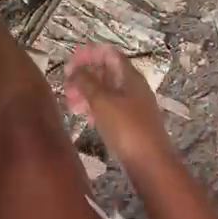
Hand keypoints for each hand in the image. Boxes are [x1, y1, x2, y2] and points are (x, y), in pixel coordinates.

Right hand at [64, 43, 173, 169]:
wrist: (151, 165)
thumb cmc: (126, 127)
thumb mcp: (102, 101)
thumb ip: (86, 81)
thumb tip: (74, 69)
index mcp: (129, 76)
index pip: (108, 53)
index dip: (89, 54)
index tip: (69, 62)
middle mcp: (133, 87)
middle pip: (106, 72)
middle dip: (84, 76)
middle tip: (66, 87)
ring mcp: (133, 106)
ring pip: (106, 91)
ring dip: (87, 93)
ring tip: (70, 105)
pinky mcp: (131, 123)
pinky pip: (110, 108)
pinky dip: (95, 108)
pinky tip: (84, 118)